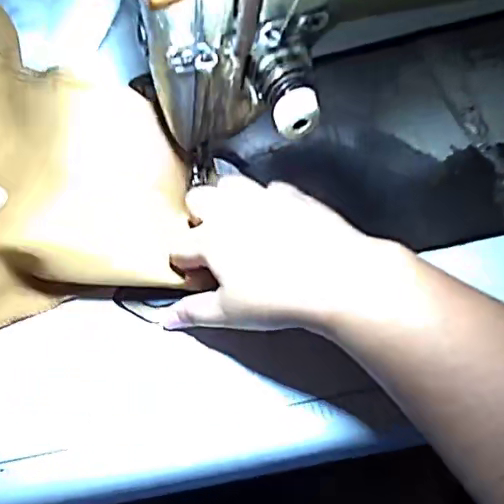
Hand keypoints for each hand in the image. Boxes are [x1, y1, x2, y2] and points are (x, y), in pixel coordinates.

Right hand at [161, 175, 427, 335]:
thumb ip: (194, 313)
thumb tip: (166, 319)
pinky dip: (264, 203)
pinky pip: (269, 190)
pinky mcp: (293, 195)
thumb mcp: (230, 313)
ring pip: (230, 184)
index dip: (181, 263)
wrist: (337, 278)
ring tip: (237, 226)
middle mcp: (231, 210)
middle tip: (209, 245)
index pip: (179, 246)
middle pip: (197, 199)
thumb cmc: (278, 298)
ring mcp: (263, 197)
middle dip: (196, 218)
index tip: (192, 276)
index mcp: (209, 239)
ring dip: (226, 202)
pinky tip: (274, 223)